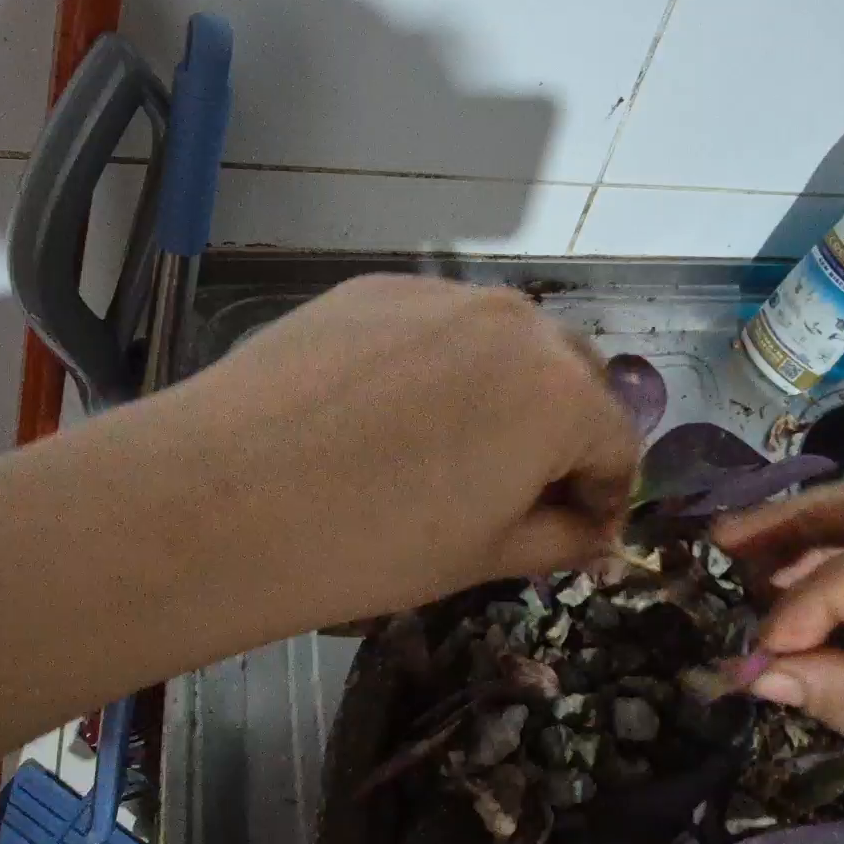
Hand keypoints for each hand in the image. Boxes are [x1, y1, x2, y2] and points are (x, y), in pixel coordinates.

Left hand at [83, 274, 636, 630]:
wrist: (224, 496)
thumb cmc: (373, 544)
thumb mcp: (482, 557)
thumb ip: (559, 540)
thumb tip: (595, 536)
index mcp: (563, 394)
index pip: (619, 443)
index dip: (603, 495)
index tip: (574, 530)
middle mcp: (518, 323)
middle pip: (572, 379)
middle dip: (561, 434)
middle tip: (514, 486)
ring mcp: (443, 294)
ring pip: (506, 344)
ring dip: (505, 391)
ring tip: (446, 443)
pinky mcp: (378, 286)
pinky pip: (439, 327)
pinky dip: (441, 364)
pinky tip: (386, 409)